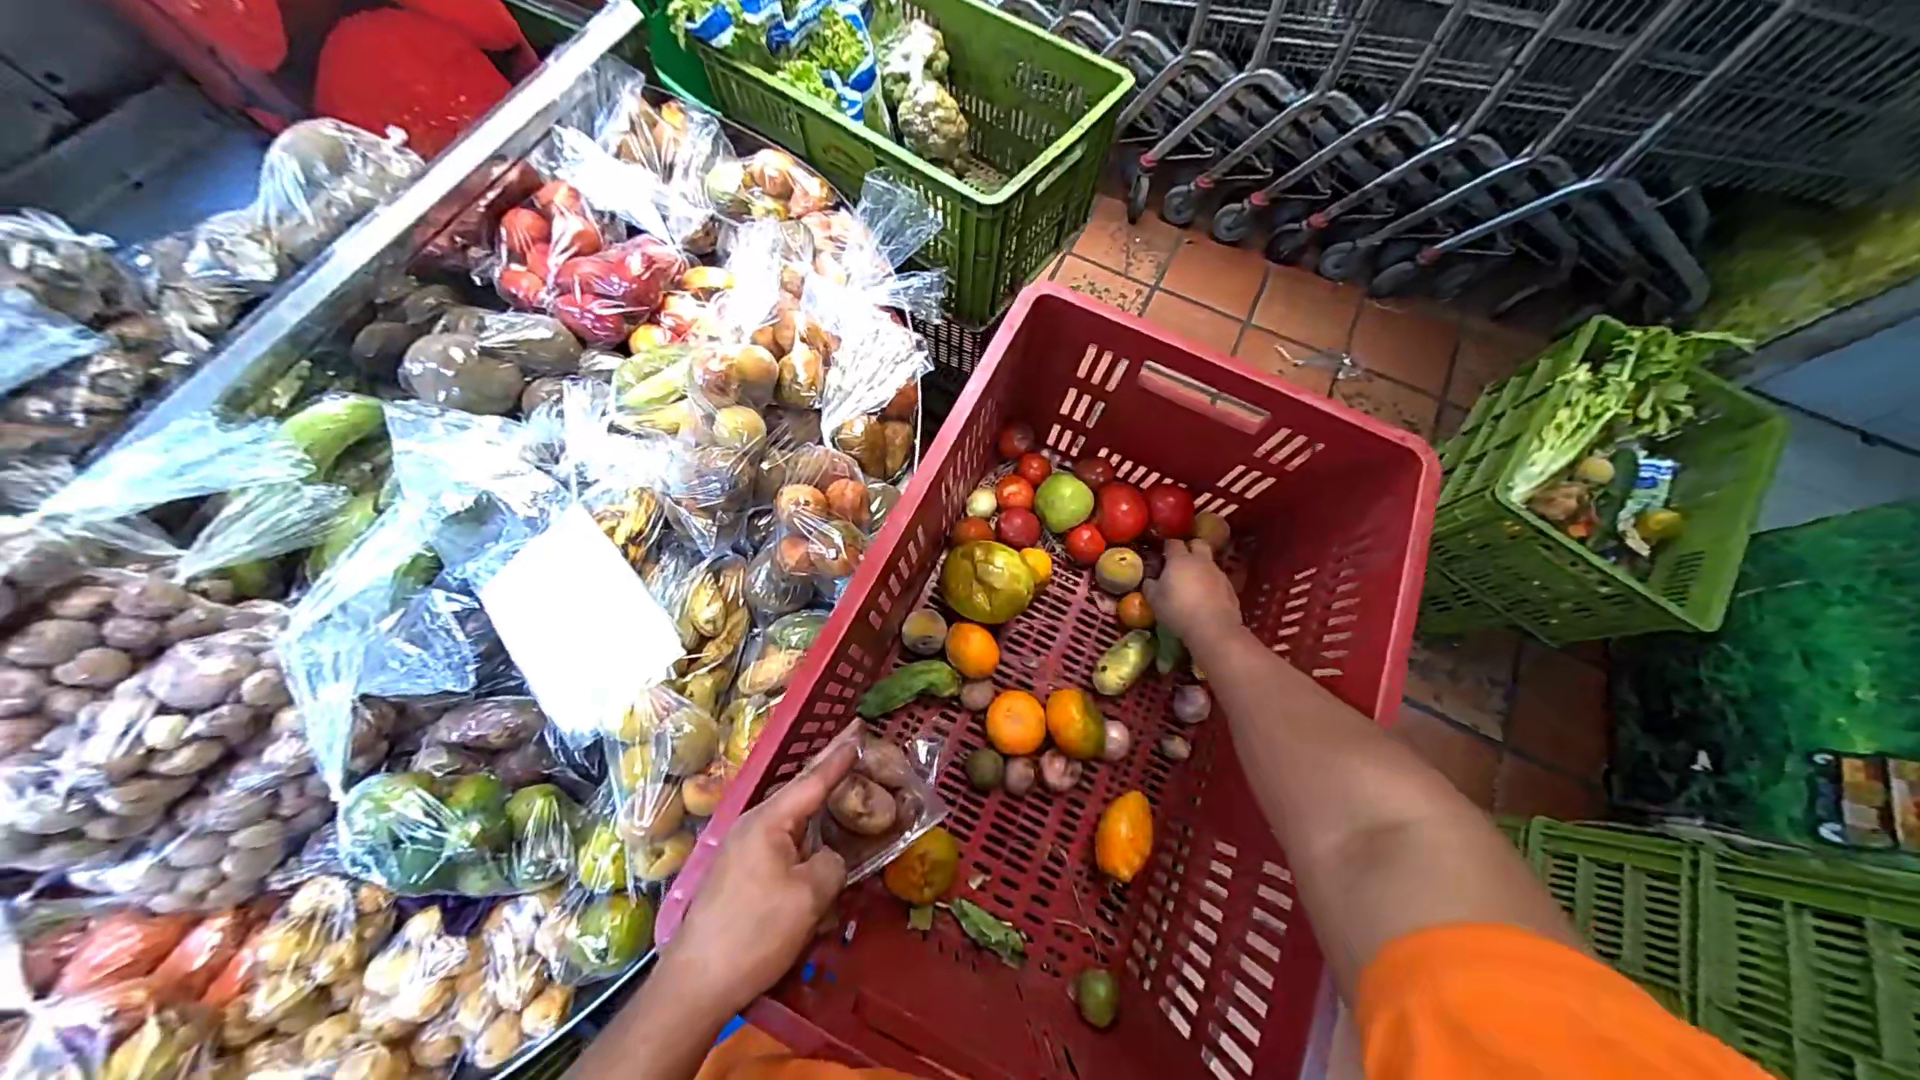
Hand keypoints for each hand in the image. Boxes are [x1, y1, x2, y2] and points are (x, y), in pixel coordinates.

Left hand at [657, 741, 855, 1019]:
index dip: (839, 756)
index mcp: (768, 821)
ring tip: (843, 794)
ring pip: (791, 820)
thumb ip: (832, 864)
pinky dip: (805, 837)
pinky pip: (782, 844)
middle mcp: (752, 825)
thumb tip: (829, 857)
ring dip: (818, 808)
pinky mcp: (740, 873)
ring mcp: (742, 849)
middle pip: (800, 792)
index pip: (813, 780)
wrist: (695, 984)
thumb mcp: (809, 897)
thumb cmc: (754, 932)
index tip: (858, 730)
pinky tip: (817, 846)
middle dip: (828, 771)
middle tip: (854, 747)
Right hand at [1143, 539, 1241, 647]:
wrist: (1213, 627)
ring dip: (1201, 567)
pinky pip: (1218, 579)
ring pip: (1209, 562)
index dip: (1168, 546)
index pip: (1173, 543)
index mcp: (1180, 560)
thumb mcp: (1154, 600)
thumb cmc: (1177, 610)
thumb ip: (1150, 586)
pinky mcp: (1230, 587)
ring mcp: (1218, 573)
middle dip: (1190, 548)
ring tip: (1193, 582)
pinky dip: (1211, 583)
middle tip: (1181, 560)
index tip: (1163, 553)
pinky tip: (1206, 597)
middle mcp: (1201, 561)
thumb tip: (1150, 581)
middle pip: (1198, 544)